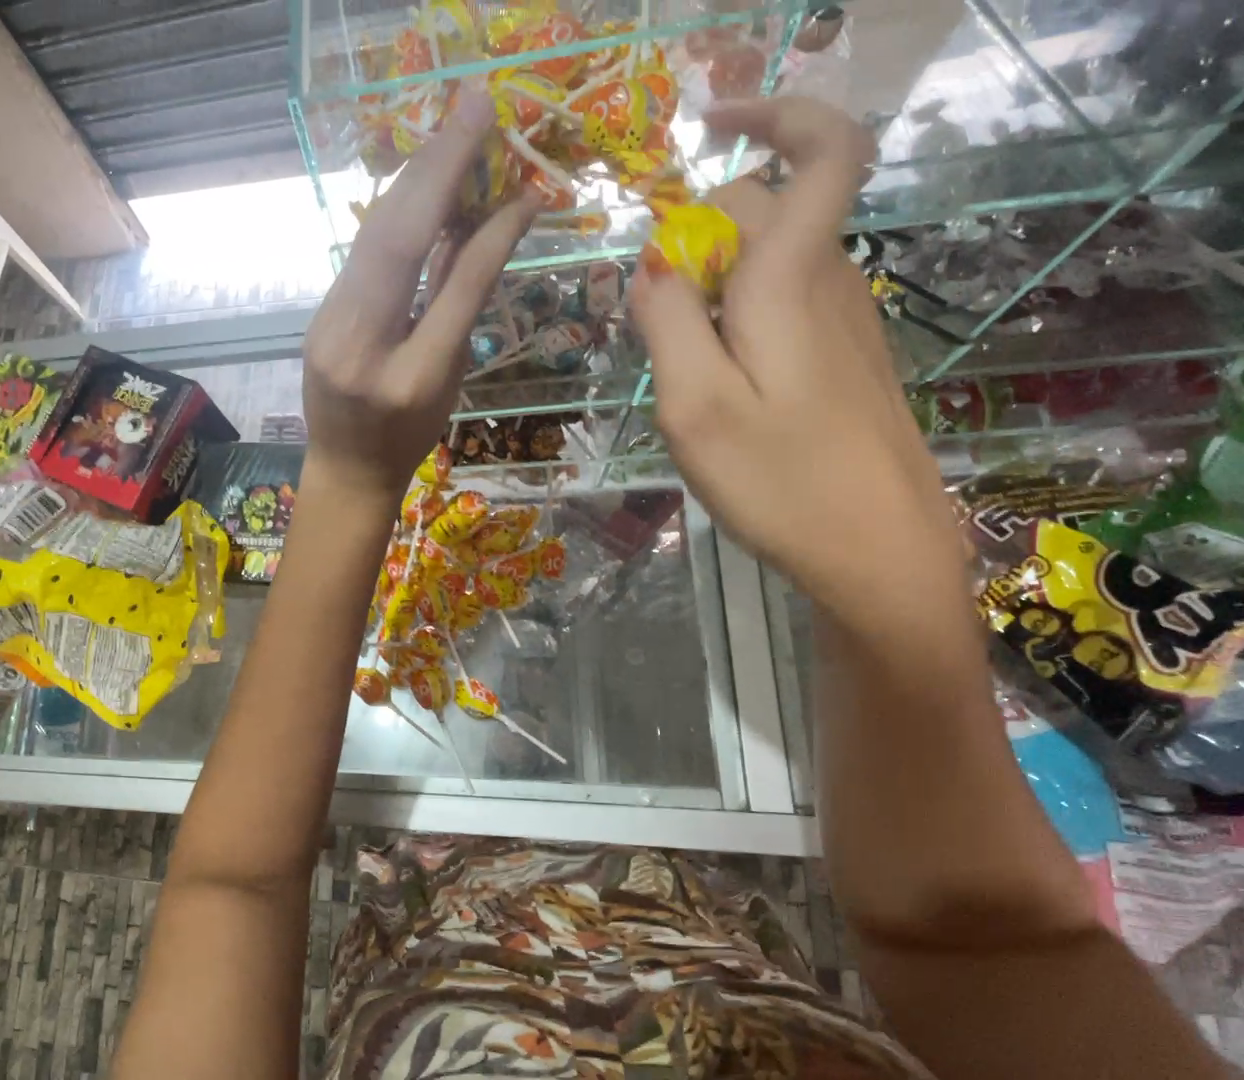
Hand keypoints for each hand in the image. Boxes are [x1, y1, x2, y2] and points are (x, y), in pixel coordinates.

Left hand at [302, 91, 541, 500]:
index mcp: (412, 377)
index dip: (493, 227)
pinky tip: (417, 183)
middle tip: (475, 111)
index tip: (523, 181)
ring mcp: (328, 330)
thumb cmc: (410, 437)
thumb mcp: (450, 380)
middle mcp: (361, 349)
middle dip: (438, 170)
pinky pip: (360, 256)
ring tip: (450, 133)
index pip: (456, 285)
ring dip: (412, 181)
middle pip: (398, 243)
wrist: (346, 470)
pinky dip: (392, 215)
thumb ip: (462, 306)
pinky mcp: (317, 316)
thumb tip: (488, 226)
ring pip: (372, 240)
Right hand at [629, 98, 963, 629]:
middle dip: (694, 231)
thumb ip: (666, 321)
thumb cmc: (779, 481)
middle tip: (649, 313)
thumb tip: (653, 259)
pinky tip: (715, 382)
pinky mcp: (844, 353)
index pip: (824, 150)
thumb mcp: (693, 407)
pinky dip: (734, 312)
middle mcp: (828, 281)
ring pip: (768, 256)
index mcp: (792, 280)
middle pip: (764, 207)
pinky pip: (781, 299)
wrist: (879, 551)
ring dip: (709, 278)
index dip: (777, 113)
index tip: (709, 125)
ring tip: (676, 362)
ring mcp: (844, 317)